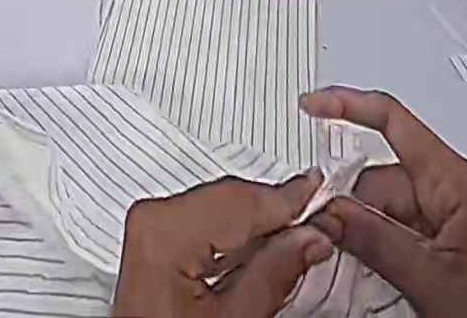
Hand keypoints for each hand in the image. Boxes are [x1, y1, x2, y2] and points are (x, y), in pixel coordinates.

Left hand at [113, 172, 333, 317]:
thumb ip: (274, 274)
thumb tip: (309, 236)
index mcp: (165, 231)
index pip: (241, 201)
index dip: (287, 200)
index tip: (318, 192)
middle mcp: (152, 214)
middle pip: (229, 199)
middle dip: (275, 210)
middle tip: (317, 216)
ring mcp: (149, 221)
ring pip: (220, 205)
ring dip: (258, 219)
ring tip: (298, 228)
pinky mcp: (152, 232)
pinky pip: (203, 217)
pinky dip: (236, 229)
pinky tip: (263, 241)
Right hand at [300, 87, 466, 317]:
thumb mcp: (432, 281)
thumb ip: (374, 239)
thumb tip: (328, 208)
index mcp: (454, 180)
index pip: (390, 118)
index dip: (345, 104)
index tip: (311, 104)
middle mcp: (453, 188)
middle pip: (380, 171)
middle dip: (351, 197)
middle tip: (328, 225)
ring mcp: (453, 215)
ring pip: (386, 202)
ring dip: (366, 227)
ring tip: (363, 263)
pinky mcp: (452, 239)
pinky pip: (401, 225)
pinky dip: (381, 241)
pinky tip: (379, 269)